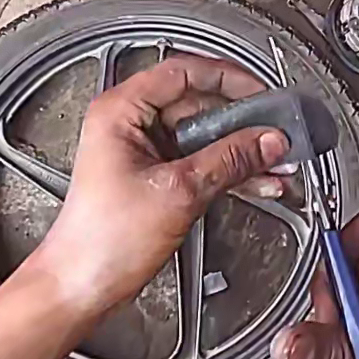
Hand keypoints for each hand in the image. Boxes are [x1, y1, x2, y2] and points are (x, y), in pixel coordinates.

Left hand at [27, 55, 289, 316]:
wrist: (82, 285)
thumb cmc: (103, 240)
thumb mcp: (178, 191)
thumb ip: (229, 160)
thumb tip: (267, 140)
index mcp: (121, 111)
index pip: (182, 72)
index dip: (227, 78)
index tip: (260, 92)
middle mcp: (130, 124)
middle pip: (197, 103)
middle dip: (242, 122)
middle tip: (275, 132)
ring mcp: (143, 151)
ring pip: (203, 135)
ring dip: (240, 150)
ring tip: (275, 162)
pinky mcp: (155, 176)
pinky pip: (200, 161)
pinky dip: (227, 170)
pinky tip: (257, 181)